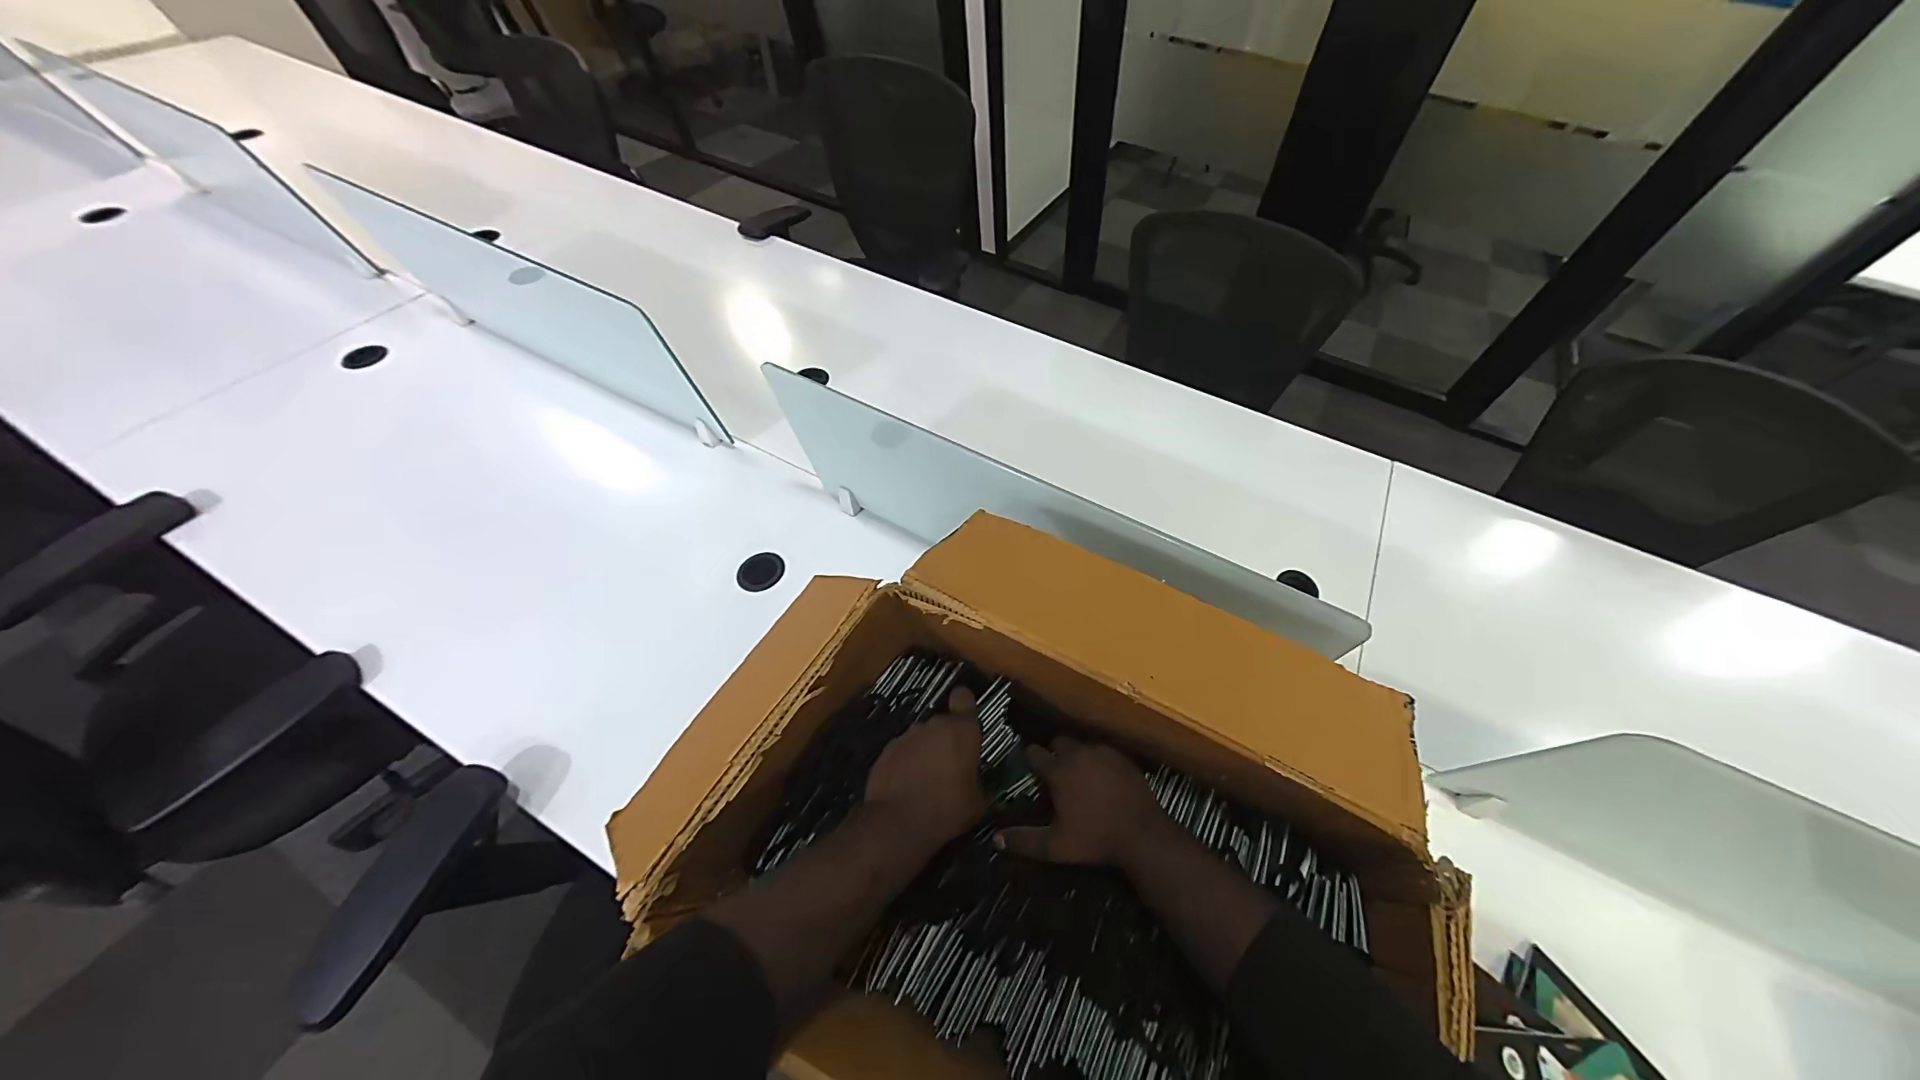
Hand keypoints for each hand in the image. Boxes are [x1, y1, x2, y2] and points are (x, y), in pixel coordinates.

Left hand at [863, 687, 986, 848]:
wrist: (899, 822)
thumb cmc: (948, 809)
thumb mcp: (977, 803)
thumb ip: (980, 785)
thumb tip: (981, 789)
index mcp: (961, 731)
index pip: (964, 697)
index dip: (965, 704)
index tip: (966, 718)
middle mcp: (933, 725)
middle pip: (942, 723)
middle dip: (946, 739)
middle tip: (949, 766)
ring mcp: (906, 736)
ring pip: (921, 737)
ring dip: (925, 751)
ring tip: (926, 779)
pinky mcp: (885, 751)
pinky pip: (902, 752)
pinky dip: (905, 763)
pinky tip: (906, 785)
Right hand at [994, 737, 1170, 867]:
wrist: (1143, 834)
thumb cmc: (1095, 839)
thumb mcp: (1056, 846)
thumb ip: (1024, 841)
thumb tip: (995, 839)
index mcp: (1058, 770)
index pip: (1034, 753)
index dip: (1029, 758)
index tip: (1028, 766)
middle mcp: (1078, 753)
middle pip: (1058, 741)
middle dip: (1053, 751)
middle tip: (1053, 770)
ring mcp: (1104, 752)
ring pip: (1082, 743)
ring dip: (1076, 753)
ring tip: (1078, 771)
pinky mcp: (1124, 758)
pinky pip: (1104, 750)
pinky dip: (1098, 759)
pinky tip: (1102, 776)